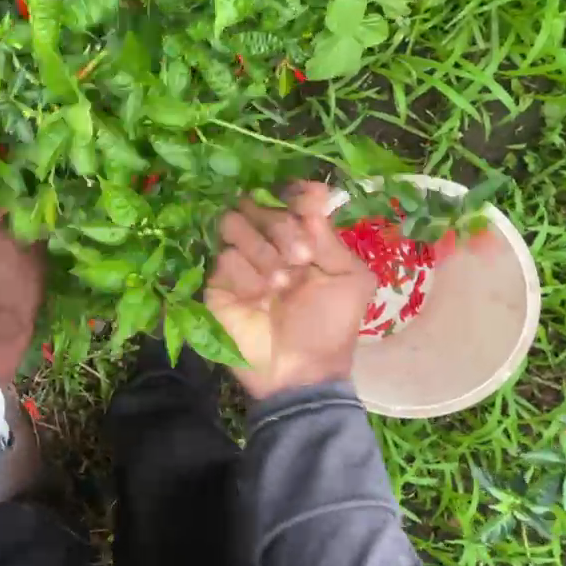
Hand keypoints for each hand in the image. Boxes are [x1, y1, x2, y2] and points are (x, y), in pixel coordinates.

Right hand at [205, 183, 376, 398]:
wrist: (300, 372)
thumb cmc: (330, 327)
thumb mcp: (349, 280)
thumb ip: (329, 238)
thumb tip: (312, 195)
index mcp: (300, 238)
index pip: (289, 198)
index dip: (295, 193)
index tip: (306, 199)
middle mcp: (267, 242)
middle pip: (258, 205)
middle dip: (281, 228)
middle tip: (301, 258)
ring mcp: (239, 261)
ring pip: (234, 224)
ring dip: (262, 250)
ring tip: (280, 283)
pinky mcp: (216, 281)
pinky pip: (224, 258)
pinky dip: (246, 276)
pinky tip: (259, 298)